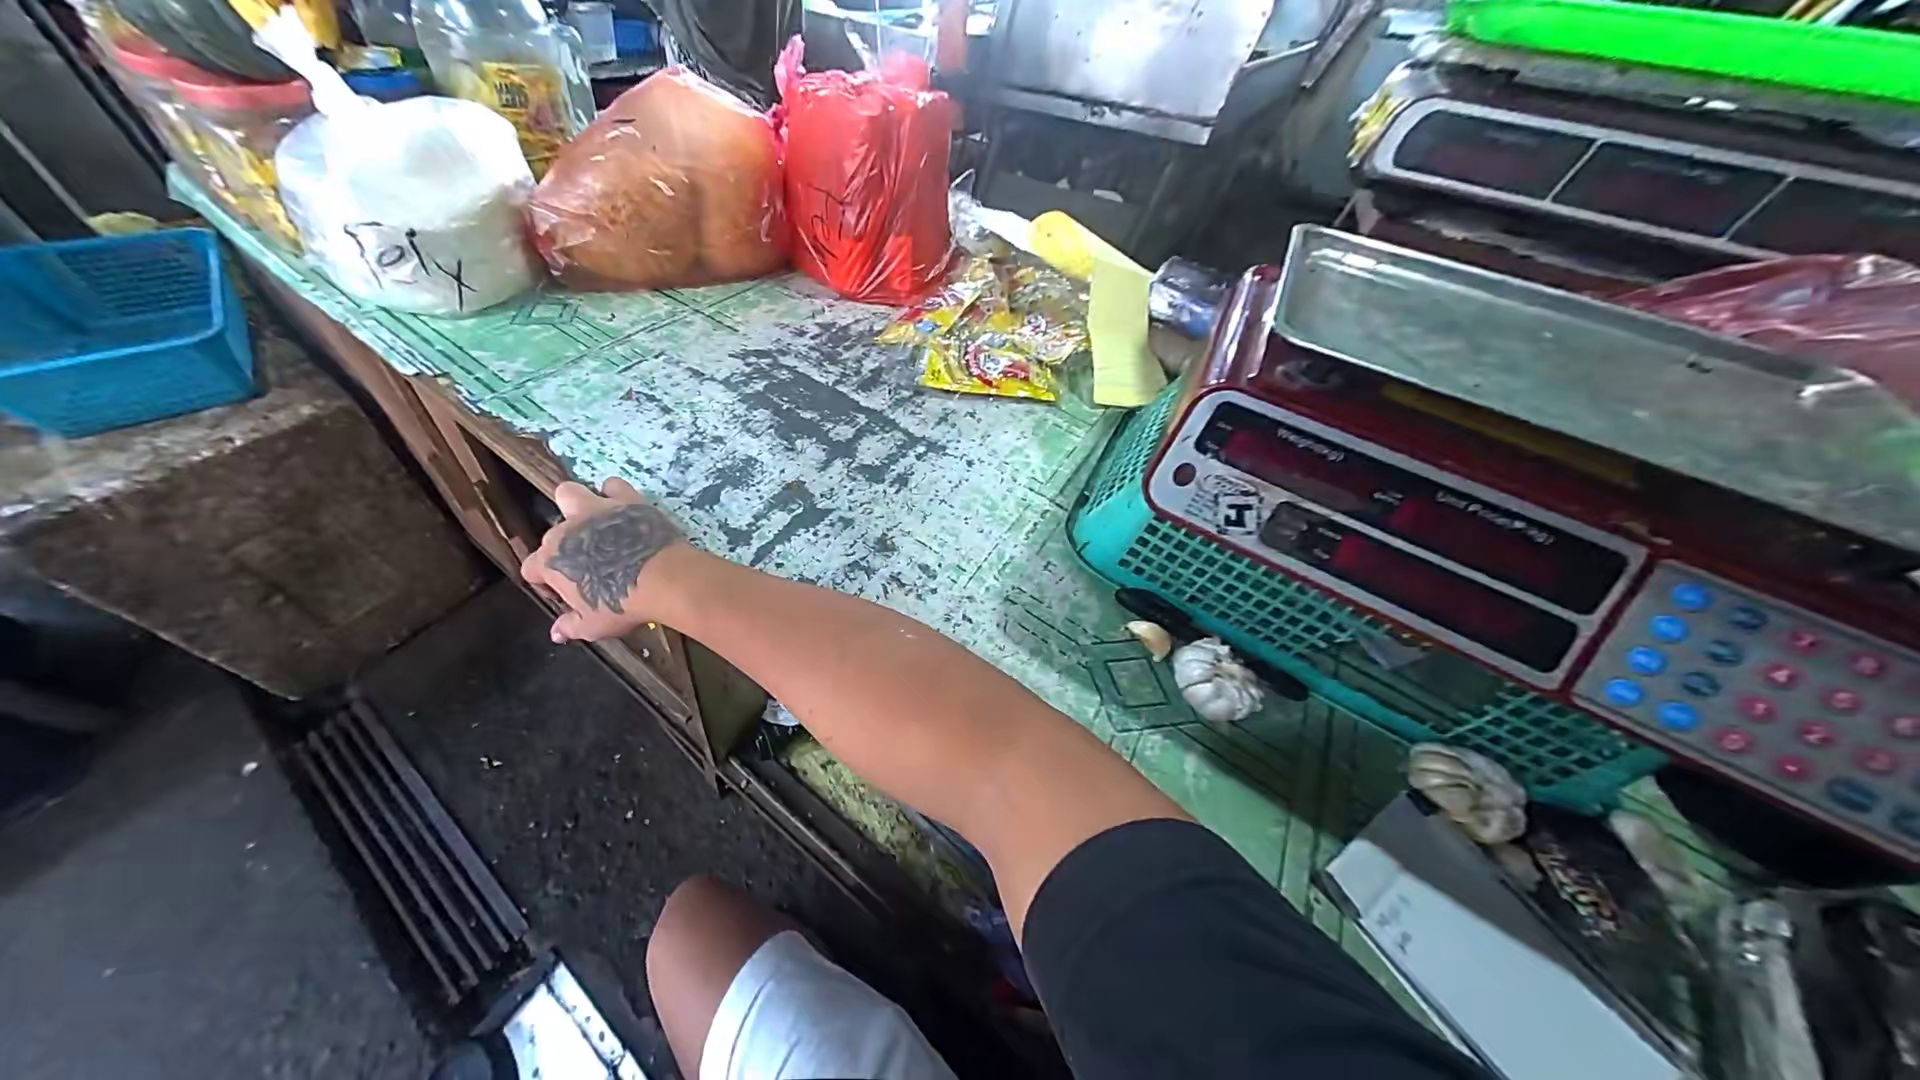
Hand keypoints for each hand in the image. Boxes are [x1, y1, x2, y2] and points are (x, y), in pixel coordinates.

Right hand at [520, 478, 686, 643]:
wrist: (665, 578)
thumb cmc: (623, 604)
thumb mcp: (593, 625)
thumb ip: (570, 626)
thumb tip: (556, 633)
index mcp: (550, 561)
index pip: (532, 570)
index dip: (546, 583)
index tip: (566, 594)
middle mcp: (566, 530)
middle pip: (553, 535)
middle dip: (565, 547)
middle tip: (588, 564)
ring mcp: (596, 511)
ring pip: (569, 494)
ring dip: (576, 506)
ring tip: (594, 524)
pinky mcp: (626, 500)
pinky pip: (613, 486)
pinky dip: (615, 494)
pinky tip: (624, 508)